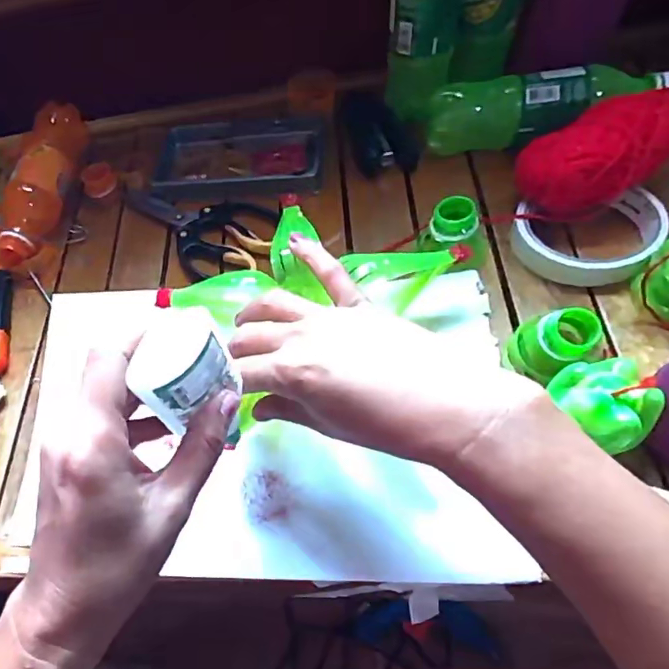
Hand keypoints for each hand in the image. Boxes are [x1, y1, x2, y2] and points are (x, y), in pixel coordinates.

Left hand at [13, 334, 234, 665]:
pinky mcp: (61, 459)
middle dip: (150, 364)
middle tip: (197, 369)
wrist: (64, 608)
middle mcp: (66, 431)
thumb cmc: (118, 567)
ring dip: (140, 393)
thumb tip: (228, 400)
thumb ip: (201, 449)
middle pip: (103, 371)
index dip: (144, 339)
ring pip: (99, 395)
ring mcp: (59, 444)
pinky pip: (94, 421)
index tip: (183, 337)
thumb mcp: (171, 508)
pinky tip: (166, 433)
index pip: (108, 358)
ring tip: (191, 400)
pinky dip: (127, 418)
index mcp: (90, 438)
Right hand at [228, 233, 544, 469]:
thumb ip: (287, 411)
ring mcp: (329, 316)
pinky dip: (312, 255)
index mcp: (289, 371)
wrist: (452, 409)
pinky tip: (295, 240)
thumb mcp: (327, 426)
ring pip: (273, 303)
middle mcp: (300, 336)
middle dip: (230, 354)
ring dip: (251, 314)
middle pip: (248, 338)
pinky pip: (332, 275)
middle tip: (229, 370)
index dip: (223, 385)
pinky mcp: (358, 307)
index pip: (239, 374)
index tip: (216, 397)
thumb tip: (259, 408)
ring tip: (242, 325)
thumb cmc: (386, 428)